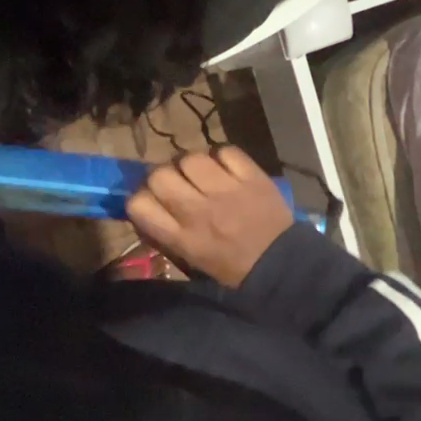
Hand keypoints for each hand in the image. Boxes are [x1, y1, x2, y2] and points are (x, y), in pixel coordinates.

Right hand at [126, 148, 294, 287]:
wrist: (282, 265)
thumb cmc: (233, 268)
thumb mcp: (191, 259)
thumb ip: (166, 232)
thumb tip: (146, 206)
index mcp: (182, 238)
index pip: (139, 205)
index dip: (140, 199)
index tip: (151, 201)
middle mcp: (198, 212)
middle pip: (159, 176)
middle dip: (162, 177)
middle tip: (176, 184)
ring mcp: (226, 191)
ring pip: (190, 159)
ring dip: (191, 165)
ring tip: (201, 174)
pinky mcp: (251, 177)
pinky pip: (225, 151)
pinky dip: (222, 157)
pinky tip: (225, 169)